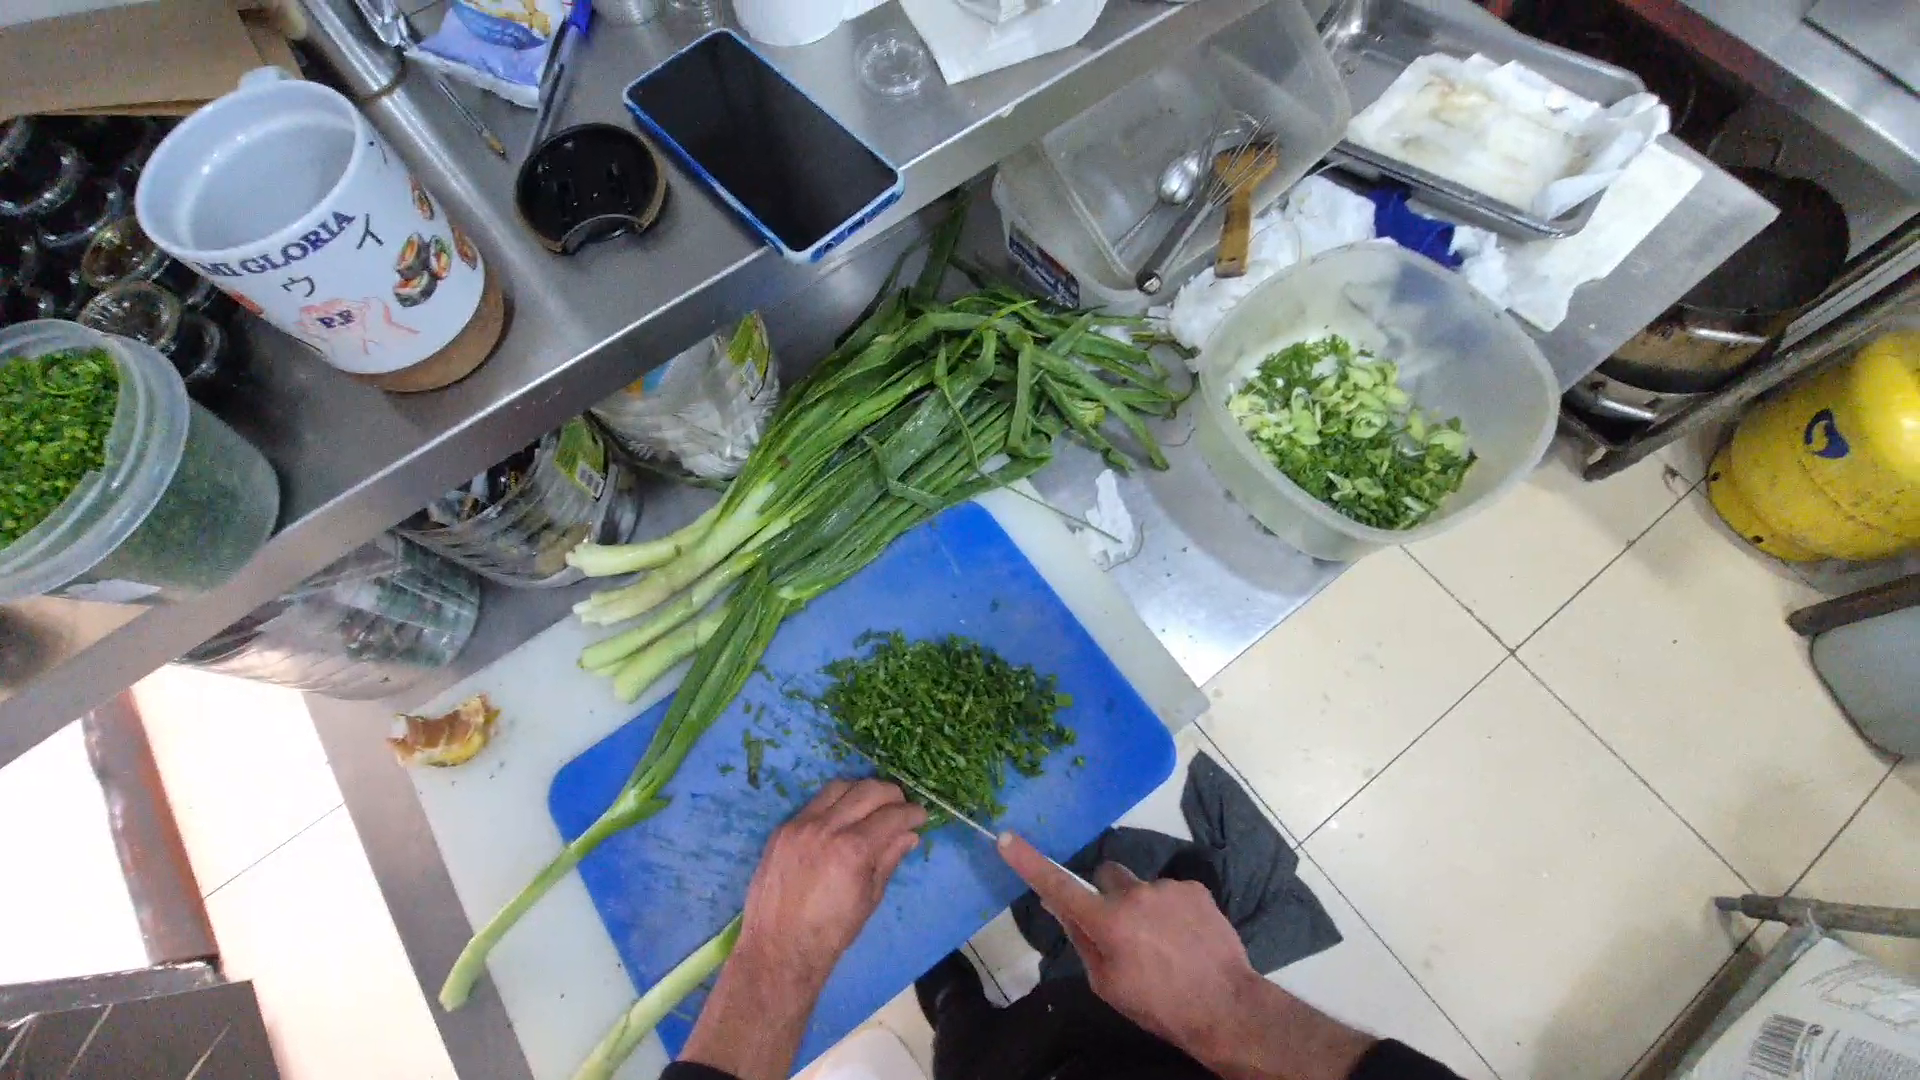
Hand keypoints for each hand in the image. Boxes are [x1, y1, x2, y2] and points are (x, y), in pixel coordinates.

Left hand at [682, 779, 927, 1079]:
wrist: (777, 950)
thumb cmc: (831, 933)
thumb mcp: (870, 898)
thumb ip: (889, 858)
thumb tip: (909, 834)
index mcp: (852, 849)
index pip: (891, 815)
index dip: (912, 813)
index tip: (921, 815)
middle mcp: (826, 828)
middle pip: (868, 790)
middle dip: (891, 794)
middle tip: (901, 807)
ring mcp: (800, 825)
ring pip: (840, 787)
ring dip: (862, 790)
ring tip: (873, 805)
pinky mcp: (783, 829)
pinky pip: (815, 802)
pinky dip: (836, 803)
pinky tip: (844, 817)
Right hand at [997, 832, 1265, 1060]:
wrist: (1228, 1009)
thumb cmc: (1159, 1006)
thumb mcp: (1107, 985)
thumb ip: (1082, 940)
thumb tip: (1061, 906)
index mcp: (1107, 922)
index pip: (1058, 886)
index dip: (1029, 862)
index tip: (1006, 838)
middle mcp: (1133, 894)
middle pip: (1106, 877)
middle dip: (1108, 896)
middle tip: (1124, 931)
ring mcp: (1166, 887)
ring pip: (1140, 886)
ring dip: (1144, 906)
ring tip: (1166, 944)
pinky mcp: (1195, 888)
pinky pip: (1170, 892)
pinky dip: (1173, 910)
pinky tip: (1187, 938)